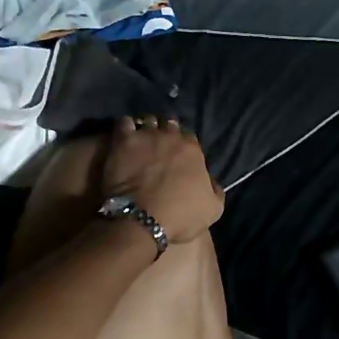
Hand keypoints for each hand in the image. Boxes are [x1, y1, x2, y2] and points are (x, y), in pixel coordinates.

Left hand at [101, 115, 221, 243]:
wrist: (142, 218)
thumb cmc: (179, 215)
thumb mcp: (213, 209)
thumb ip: (216, 190)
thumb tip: (212, 182)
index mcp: (192, 150)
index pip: (190, 137)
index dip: (184, 145)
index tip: (178, 155)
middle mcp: (171, 136)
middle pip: (170, 125)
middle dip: (166, 132)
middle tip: (160, 145)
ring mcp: (146, 136)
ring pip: (148, 120)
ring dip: (146, 127)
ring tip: (141, 138)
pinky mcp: (124, 141)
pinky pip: (124, 123)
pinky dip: (125, 127)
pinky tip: (123, 136)